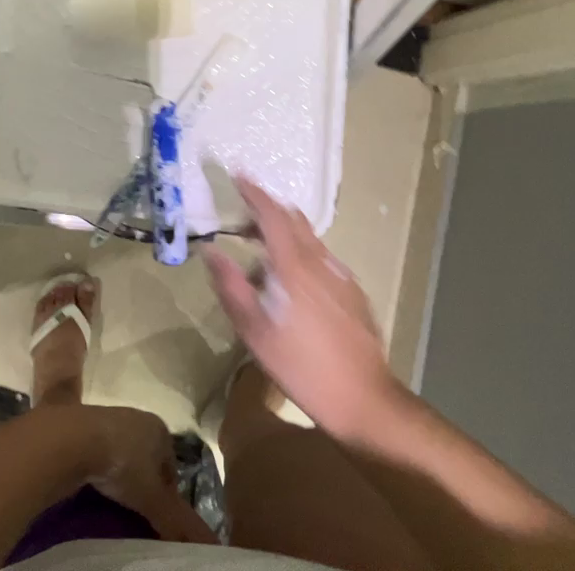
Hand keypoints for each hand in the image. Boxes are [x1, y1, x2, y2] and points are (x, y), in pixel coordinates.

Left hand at [78, 406, 216, 544]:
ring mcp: (108, 417)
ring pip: (122, 452)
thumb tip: (207, 545)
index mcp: (160, 429)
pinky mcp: (83, 422)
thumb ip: (178, 522)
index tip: (158, 515)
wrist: (71, 439)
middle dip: (143, 481)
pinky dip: (98, 465)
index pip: (172, 466)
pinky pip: (98, 449)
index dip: (168, 493)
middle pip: (147, 458)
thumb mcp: (153, 498)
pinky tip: (92, 482)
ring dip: (119, 473)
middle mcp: (137, 416)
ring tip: (112, 499)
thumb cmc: (121, 464)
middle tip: (135, 508)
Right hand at [204, 177, 404, 439]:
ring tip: (262, 250)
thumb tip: (211, 251)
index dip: (254, 193)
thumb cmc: (300, 366)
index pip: (273, 215)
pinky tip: (292, 282)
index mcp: (294, 266)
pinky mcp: (353, 295)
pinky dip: (301, 254)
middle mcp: (321, 262)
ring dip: (285, 233)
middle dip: (268, 210)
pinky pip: (322, 260)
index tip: (237, 175)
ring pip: (310, 240)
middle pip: (294, 221)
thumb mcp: (254, 330)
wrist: (363, 398)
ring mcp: (341, 277)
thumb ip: (231, 286)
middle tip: (242, 217)